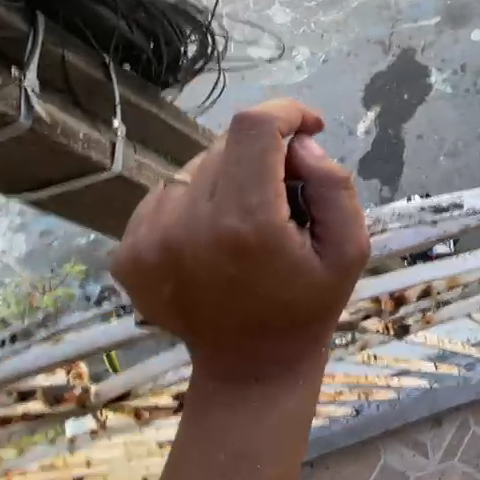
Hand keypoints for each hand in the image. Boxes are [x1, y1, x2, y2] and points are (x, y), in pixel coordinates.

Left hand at [112, 99, 369, 384]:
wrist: (251, 367)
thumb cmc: (310, 305)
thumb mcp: (352, 248)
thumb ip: (335, 186)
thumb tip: (301, 146)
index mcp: (247, 224)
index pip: (254, 128)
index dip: (286, 112)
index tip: (310, 127)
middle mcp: (187, 225)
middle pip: (226, 145)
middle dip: (265, 154)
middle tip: (289, 193)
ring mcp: (148, 240)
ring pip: (195, 168)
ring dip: (230, 177)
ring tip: (251, 221)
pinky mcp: (127, 253)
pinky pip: (166, 195)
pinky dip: (197, 201)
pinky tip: (217, 237)